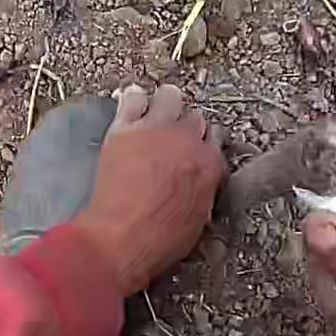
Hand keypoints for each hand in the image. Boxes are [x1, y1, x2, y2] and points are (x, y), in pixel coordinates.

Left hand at [73, 85, 225, 294]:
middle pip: (195, 117)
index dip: (203, 144)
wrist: (120, 238)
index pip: (216, 138)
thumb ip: (205, 190)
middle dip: (185, 126)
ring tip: (156, 115)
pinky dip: (133, 99)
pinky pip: (133, 98)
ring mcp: (156, 130)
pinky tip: (132, 104)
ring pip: (170, 97)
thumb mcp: (198, 219)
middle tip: (173, 138)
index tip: (194, 149)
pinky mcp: (125, 129)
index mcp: (210, 164)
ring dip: (166, 104)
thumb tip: (201, 183)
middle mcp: (188, 140)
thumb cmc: (160, 239)